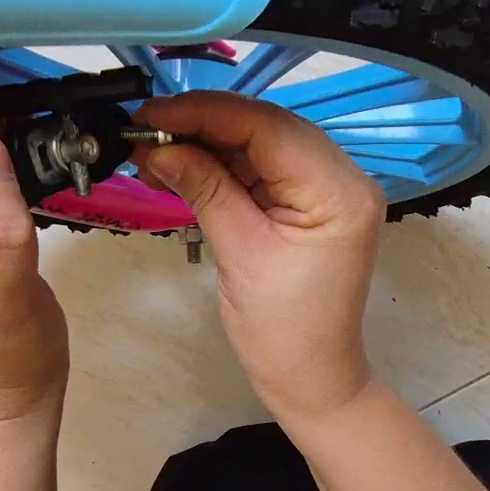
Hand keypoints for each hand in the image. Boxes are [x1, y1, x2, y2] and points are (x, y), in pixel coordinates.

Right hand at [133, 92, 384, 422]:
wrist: (310, 377)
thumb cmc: (282, 331)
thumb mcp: (239, 253)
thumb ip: (203, 187)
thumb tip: (157, 145)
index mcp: (339, 191)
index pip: (268, 127)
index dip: (204, 113)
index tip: (149, 115)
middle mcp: (345, 179)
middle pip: (267, 128)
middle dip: (203, 126)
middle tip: (144, 132)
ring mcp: (331, 190)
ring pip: (263, 145)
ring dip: (209, 145)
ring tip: (155, 154)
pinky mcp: (313, 204)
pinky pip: (266, 170)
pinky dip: (225, 167)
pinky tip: (185, 167)